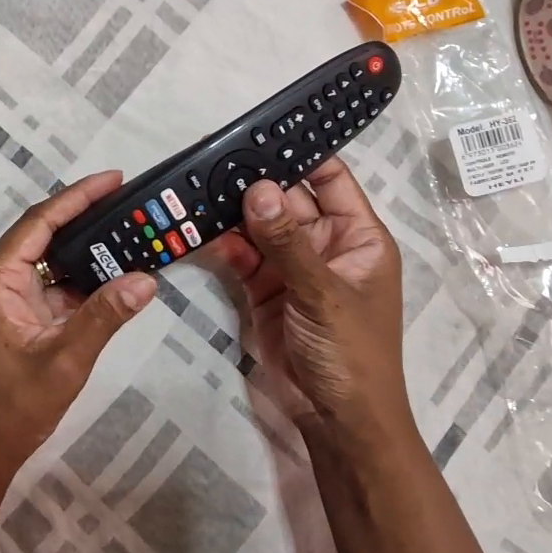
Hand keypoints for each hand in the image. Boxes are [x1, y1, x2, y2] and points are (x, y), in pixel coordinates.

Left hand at [0, 171, 157, 472]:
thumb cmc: (14, 404)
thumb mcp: (65, 360)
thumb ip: (104, 317)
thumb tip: (146, 280)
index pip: (39, 222)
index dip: (77, 197)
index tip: (113, 179)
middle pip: (44, 234)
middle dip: (86, 215)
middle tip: (130, 199)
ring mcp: (6, 296)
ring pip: (51, 258)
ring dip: (87, 247)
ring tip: (130, 228)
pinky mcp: (19, 314)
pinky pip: (53, 283)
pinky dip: (82, 277)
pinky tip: (115, 270)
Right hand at [209, 159, 406, 430]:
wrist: (334, 420)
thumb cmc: (351, 353)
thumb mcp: (324, 294)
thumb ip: (288, 243)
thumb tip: (260, 189)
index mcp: (357, 236)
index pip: (331, 178)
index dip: (301, 154)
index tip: (261, 132)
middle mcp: (323, 243)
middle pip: (285, 198)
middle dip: (252, 180)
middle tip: (211, 156)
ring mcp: (290, 266)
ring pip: (257, 225)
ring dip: (230, 210)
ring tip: (194, 186)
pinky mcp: (262, 287)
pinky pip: (240, 254)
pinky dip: (220, 242)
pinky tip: (195, 226)